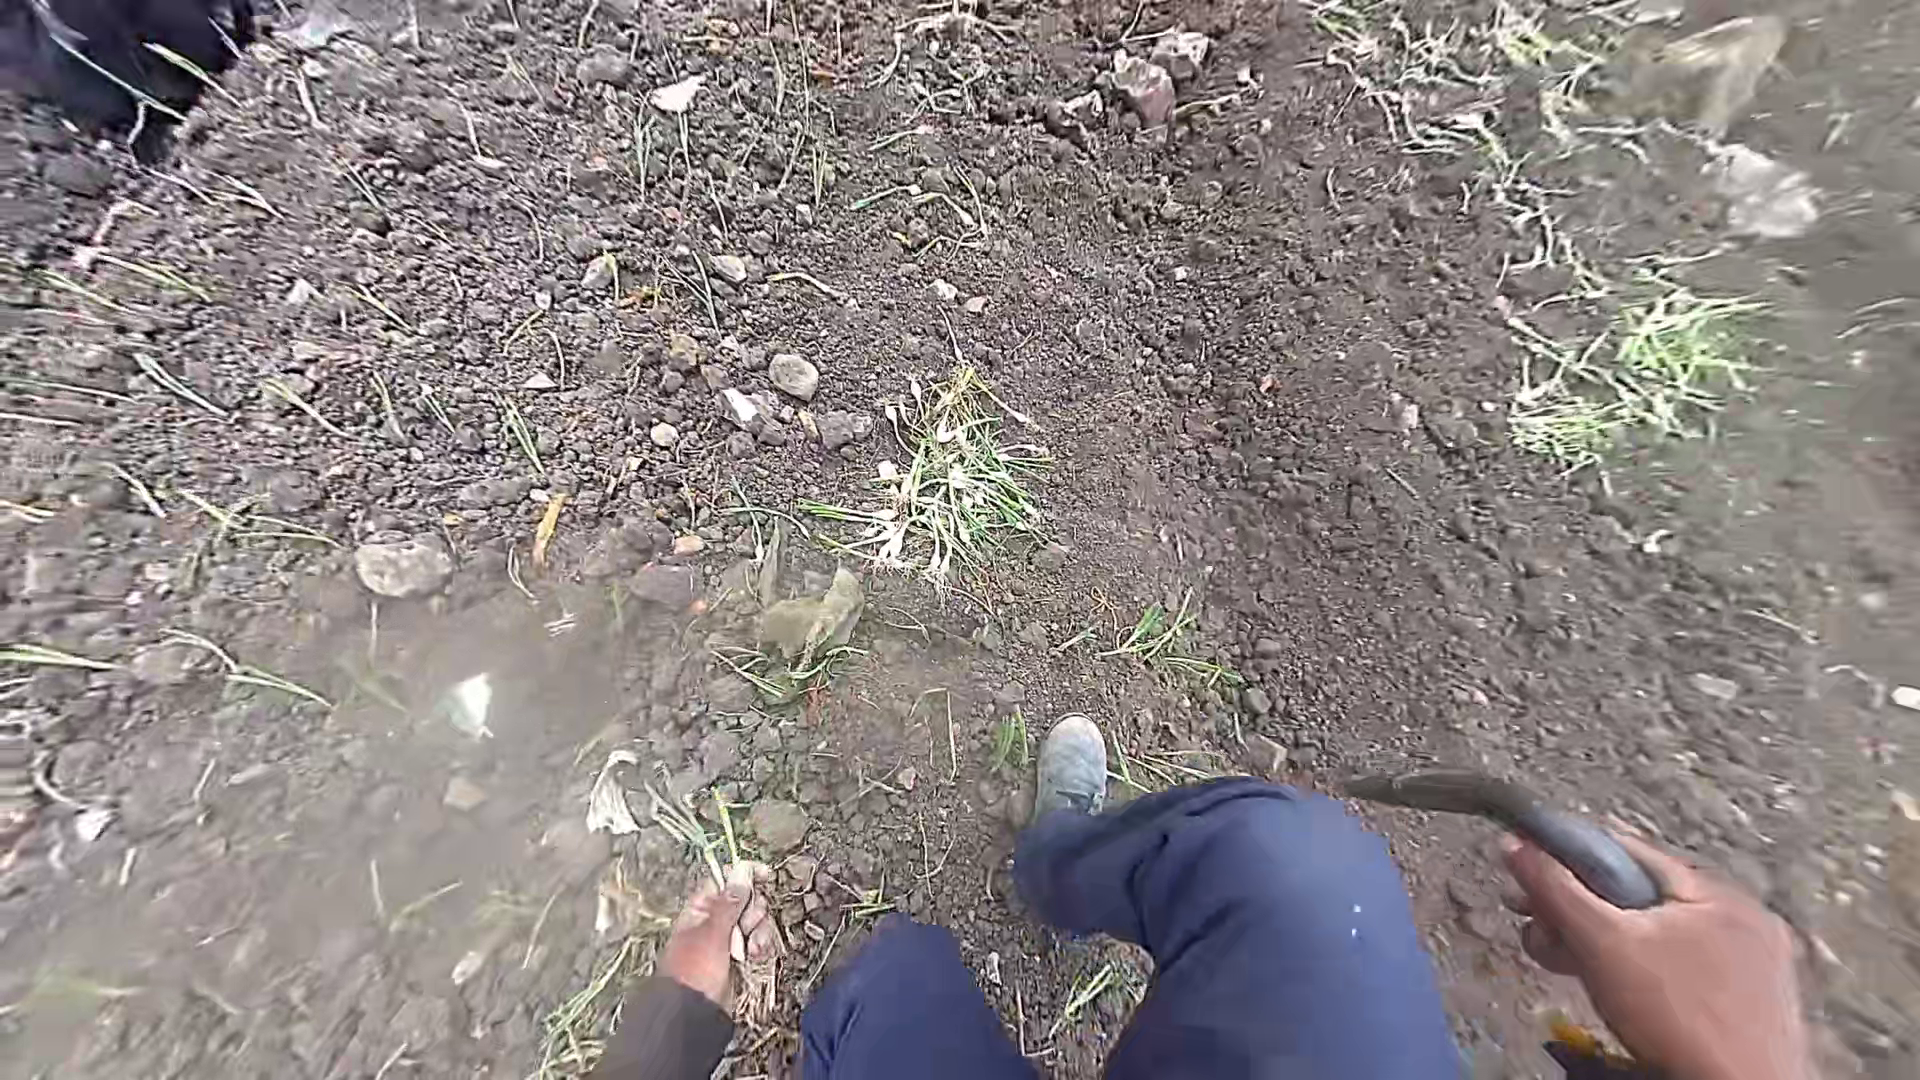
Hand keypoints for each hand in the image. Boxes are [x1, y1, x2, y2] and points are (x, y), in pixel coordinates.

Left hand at [658, 862, 778, 1008]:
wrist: (692, 1020)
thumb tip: (742, 870)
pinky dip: (761, 943)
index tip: (764, 875)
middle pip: (746, 897)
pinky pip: (758, 937)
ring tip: (751, 948)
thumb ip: (730, 902)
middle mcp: (715, 920)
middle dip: (753, 909)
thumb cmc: (694, 974)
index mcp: (701, 909)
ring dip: (758, 929)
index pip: (725, 879)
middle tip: (747, 924)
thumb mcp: (712, 934)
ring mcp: (729, 938)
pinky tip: (755, 955)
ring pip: (755, 917)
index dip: (745, 875)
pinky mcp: (740, 954)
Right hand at [1503, 834, 1812, 1079]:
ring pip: (1630, 920)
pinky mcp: (1724, 990)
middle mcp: (1734, 920)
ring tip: (1550, 948)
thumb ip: (1548, 881)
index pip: (1617, 847)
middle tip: (1531, 914)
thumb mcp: (1595, 936)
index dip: (1561, 852)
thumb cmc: (1674, 1015)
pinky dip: (1610, 953)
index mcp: (1719, 897)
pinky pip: (1650, 950)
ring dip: (1579, 929)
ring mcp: (1734, 958)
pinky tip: (1580, 968)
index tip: (1524, 868)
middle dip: (1566, 901)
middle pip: (1620, 887)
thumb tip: (1511, 841)